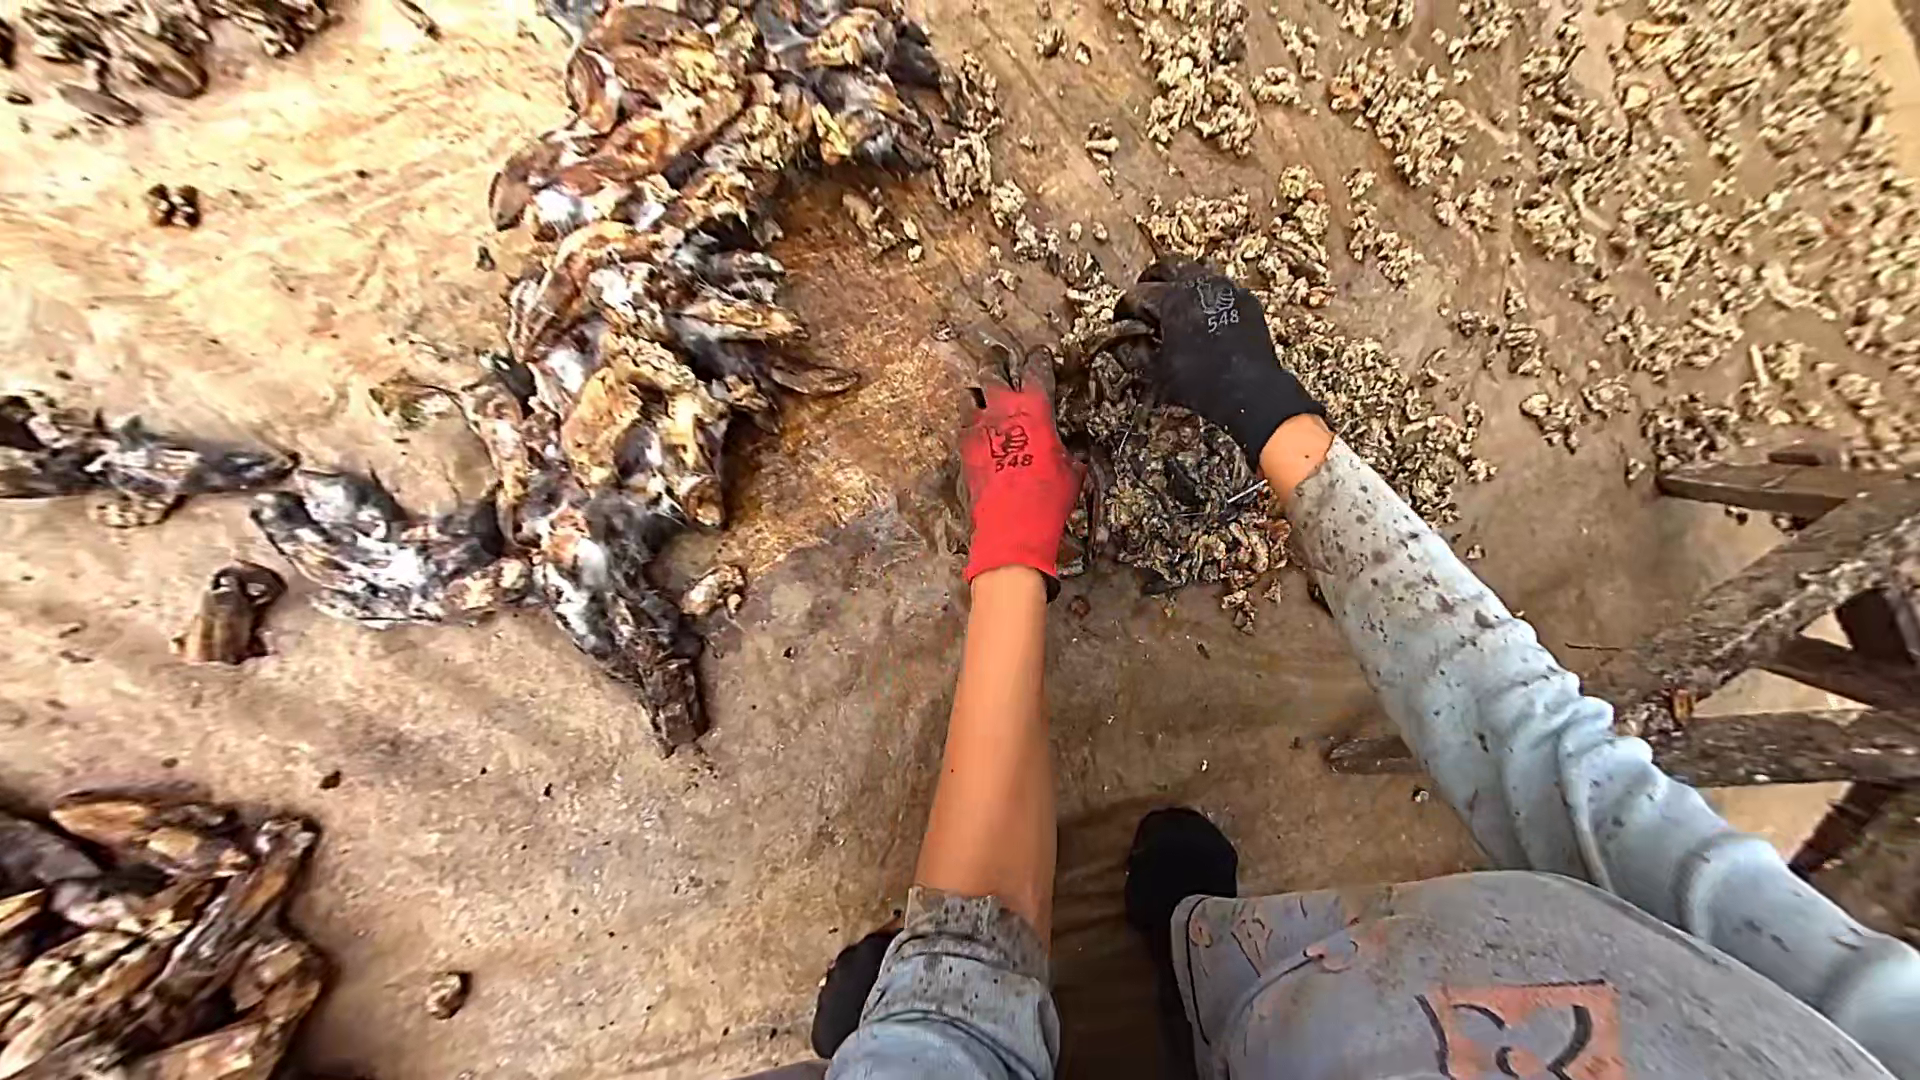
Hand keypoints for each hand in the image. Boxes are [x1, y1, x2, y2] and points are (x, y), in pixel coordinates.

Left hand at [959, 333, 1082, 588]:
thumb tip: (1069, 445)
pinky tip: (979, 430)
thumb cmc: (1048, 498)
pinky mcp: (964, 448)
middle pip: (994, 371)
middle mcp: (1003, 410)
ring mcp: (979, 428)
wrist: (1012, 525)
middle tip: (1003, 364)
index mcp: (1035, 408)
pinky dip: (972, 423)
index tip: (1040, 357)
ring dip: (979, 394)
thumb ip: (1068, 447)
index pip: (1036, 369)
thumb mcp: (1072, 469)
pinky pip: (964, 425)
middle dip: (999, 364)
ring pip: (971, 395)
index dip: (1039, 359)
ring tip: (985, 396)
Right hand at [1114, 257, 1325, 461]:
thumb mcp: (1155, 373)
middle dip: (1150, 280)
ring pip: (1197, 271)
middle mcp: (1200, 284)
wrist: (1248, 391)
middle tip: (1143, 299)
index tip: (1119, 319)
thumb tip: (1123, 340)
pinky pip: (1219, 288)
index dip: (1124, 307)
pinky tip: (1199, 318)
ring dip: (1179, 284)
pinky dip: (1203, 297)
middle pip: (1168, 265)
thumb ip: (1134, 351)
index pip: (1139, 293)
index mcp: (1173, 300)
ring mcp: (1227, 289)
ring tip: (1171, 306)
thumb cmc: (1197, 384)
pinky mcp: (1245, 300)